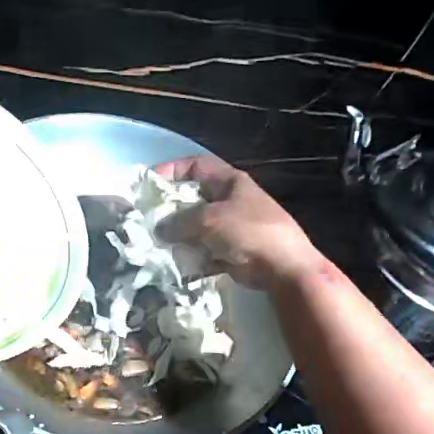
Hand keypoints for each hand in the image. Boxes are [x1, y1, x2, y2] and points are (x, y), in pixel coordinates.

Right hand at [154, 155, 323, 290]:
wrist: (283, 267)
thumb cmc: (248, 231)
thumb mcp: (208, 219)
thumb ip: (179, 221)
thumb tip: (160, 229)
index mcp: (230, 182)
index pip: (196, 166)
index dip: (172, 170)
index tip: (150, 183)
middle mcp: (231, 201)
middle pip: (194, 199)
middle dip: (172, 210)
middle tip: (150, 222)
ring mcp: (233, 227)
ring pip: (197, 228)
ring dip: (180, 237)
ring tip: (160, 246)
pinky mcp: (233, 251)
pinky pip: (206, 251)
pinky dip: (193, 257)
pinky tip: (179, 264)